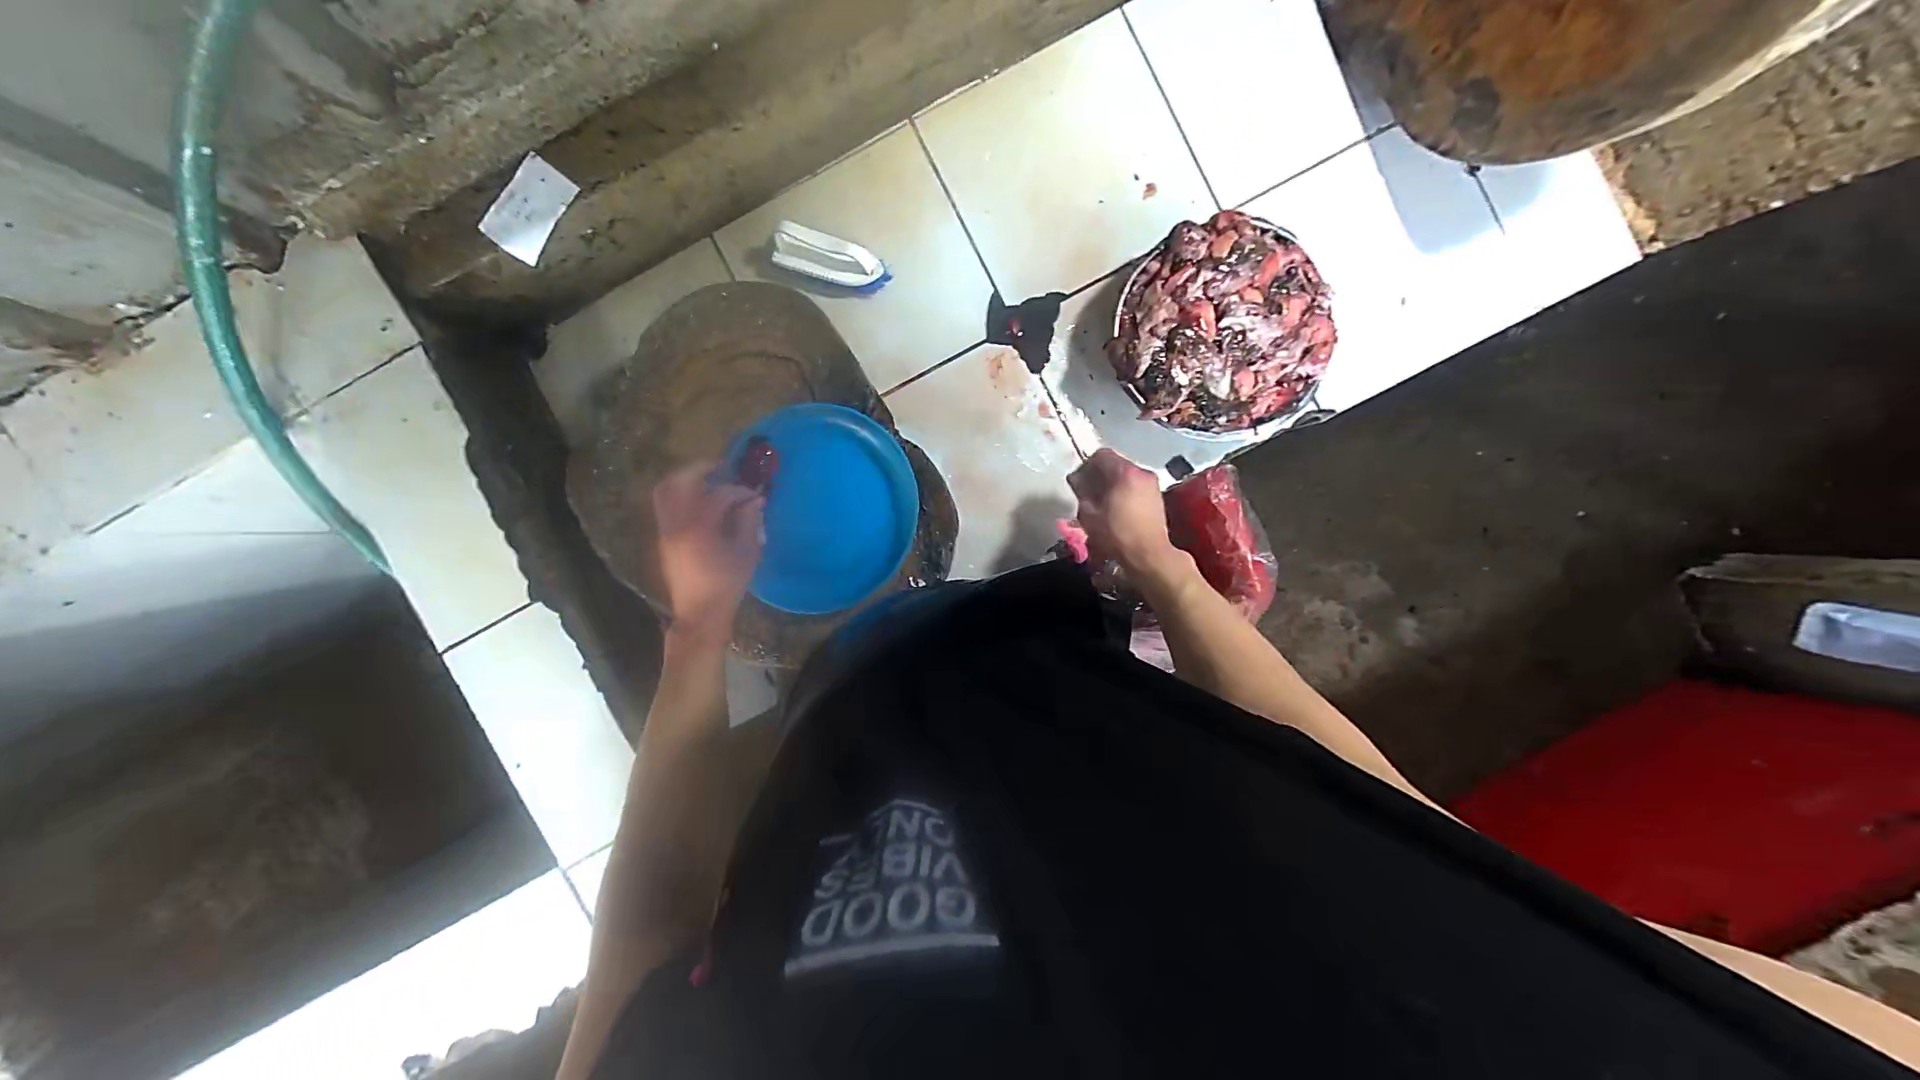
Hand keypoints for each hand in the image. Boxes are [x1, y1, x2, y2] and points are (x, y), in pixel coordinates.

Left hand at [653, 461, 765, 643]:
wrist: (700, 614)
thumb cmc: (727, 584)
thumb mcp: (747, 552)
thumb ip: (750, 521)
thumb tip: (754, 500)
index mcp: (698, 526)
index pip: (719, 495)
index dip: (739, 491)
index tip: (755, 494)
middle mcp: (676, 524)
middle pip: (678, 481)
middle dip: (700, 469)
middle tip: (720, 466)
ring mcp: (666, 531)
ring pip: (666, 492)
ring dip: (686, 481)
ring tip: (708, 481)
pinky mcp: (665, 540)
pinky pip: (668, 507)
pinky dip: (683, 497)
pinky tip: (703, 504)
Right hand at [1066, 449, 1185, 584]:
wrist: (1148, 554)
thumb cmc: (1116, 535)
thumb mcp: (1089, 514)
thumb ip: (1081, 492)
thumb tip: (1077, 480)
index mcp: (1124, 473)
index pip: (1101, 455)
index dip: (1086, 465)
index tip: (1079, 481)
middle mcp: (1141, 472)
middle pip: (1115, 464)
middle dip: (1099, 475)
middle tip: (1087, 491)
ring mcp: (1152, 484)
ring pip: (1126, 475)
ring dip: (1111, 483)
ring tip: (1101, 502)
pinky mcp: (1157, 496)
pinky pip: (1136, 485)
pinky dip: (1124, 491)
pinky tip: (1116, 508)